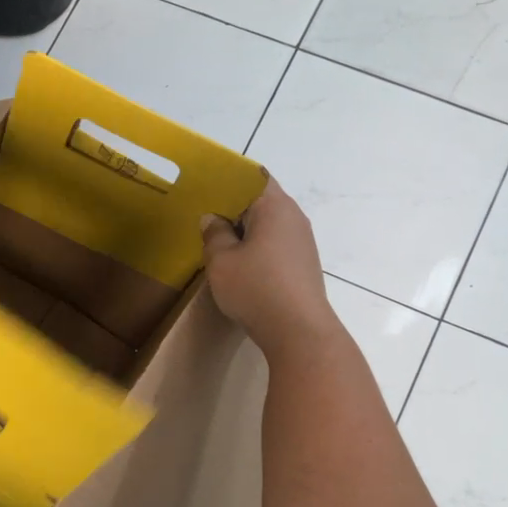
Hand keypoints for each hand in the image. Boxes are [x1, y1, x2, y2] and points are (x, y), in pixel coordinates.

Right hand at [200, 179, 339, 358]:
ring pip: (268, 225)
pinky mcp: (302, 262)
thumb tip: (212, 218)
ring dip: (245, 232)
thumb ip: (214, 235)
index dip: (229, 182)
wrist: (296, 327)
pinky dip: (256, 248)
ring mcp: (301, 240)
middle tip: (205, 221)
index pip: (253, 179)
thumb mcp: (221, 261)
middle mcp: (293, 217)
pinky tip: (240, 266)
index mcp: (274, 207)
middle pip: (262, 202)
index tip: (206, 192)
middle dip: (234, 209)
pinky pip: (275, 245)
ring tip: (219, 245)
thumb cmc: (255, 287)